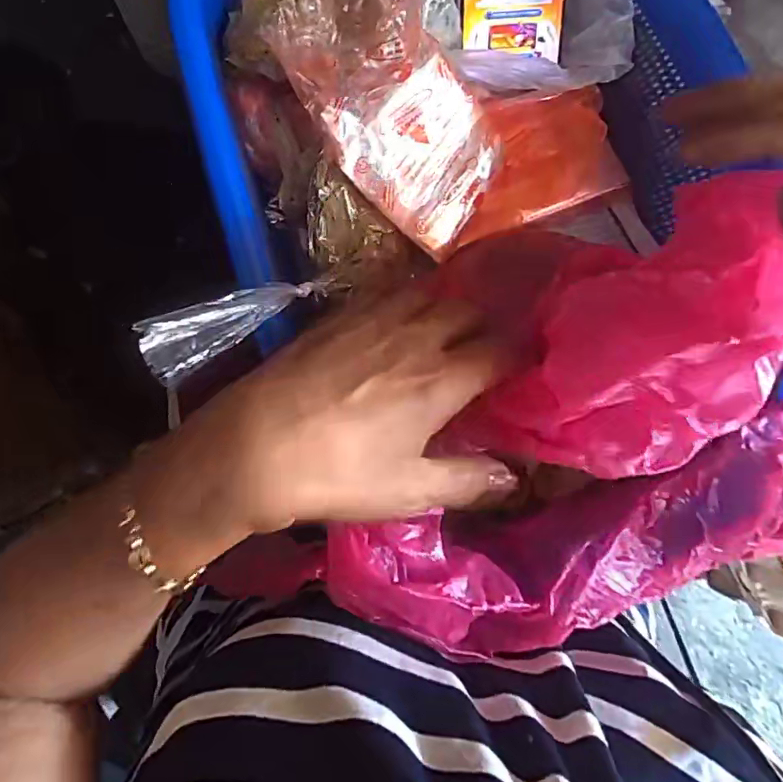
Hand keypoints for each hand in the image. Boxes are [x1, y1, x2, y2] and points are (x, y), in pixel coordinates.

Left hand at [148, 286, 517, 541]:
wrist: (255, 442)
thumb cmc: (337, 473)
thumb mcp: (408, 490)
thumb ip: (467, 481)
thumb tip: (515, 477)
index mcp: (440, 379)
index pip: (500, 350)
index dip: (521, 353)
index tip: (528, 362)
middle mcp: (413, 337)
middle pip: (467, 309)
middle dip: (486, 321)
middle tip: (488, 343)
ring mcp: (371, 319)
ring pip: (426, 292)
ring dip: (447, 301)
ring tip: (450, 319)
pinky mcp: (336, 315)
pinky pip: (384, 292)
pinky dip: (404, 296)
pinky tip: (397, 312)